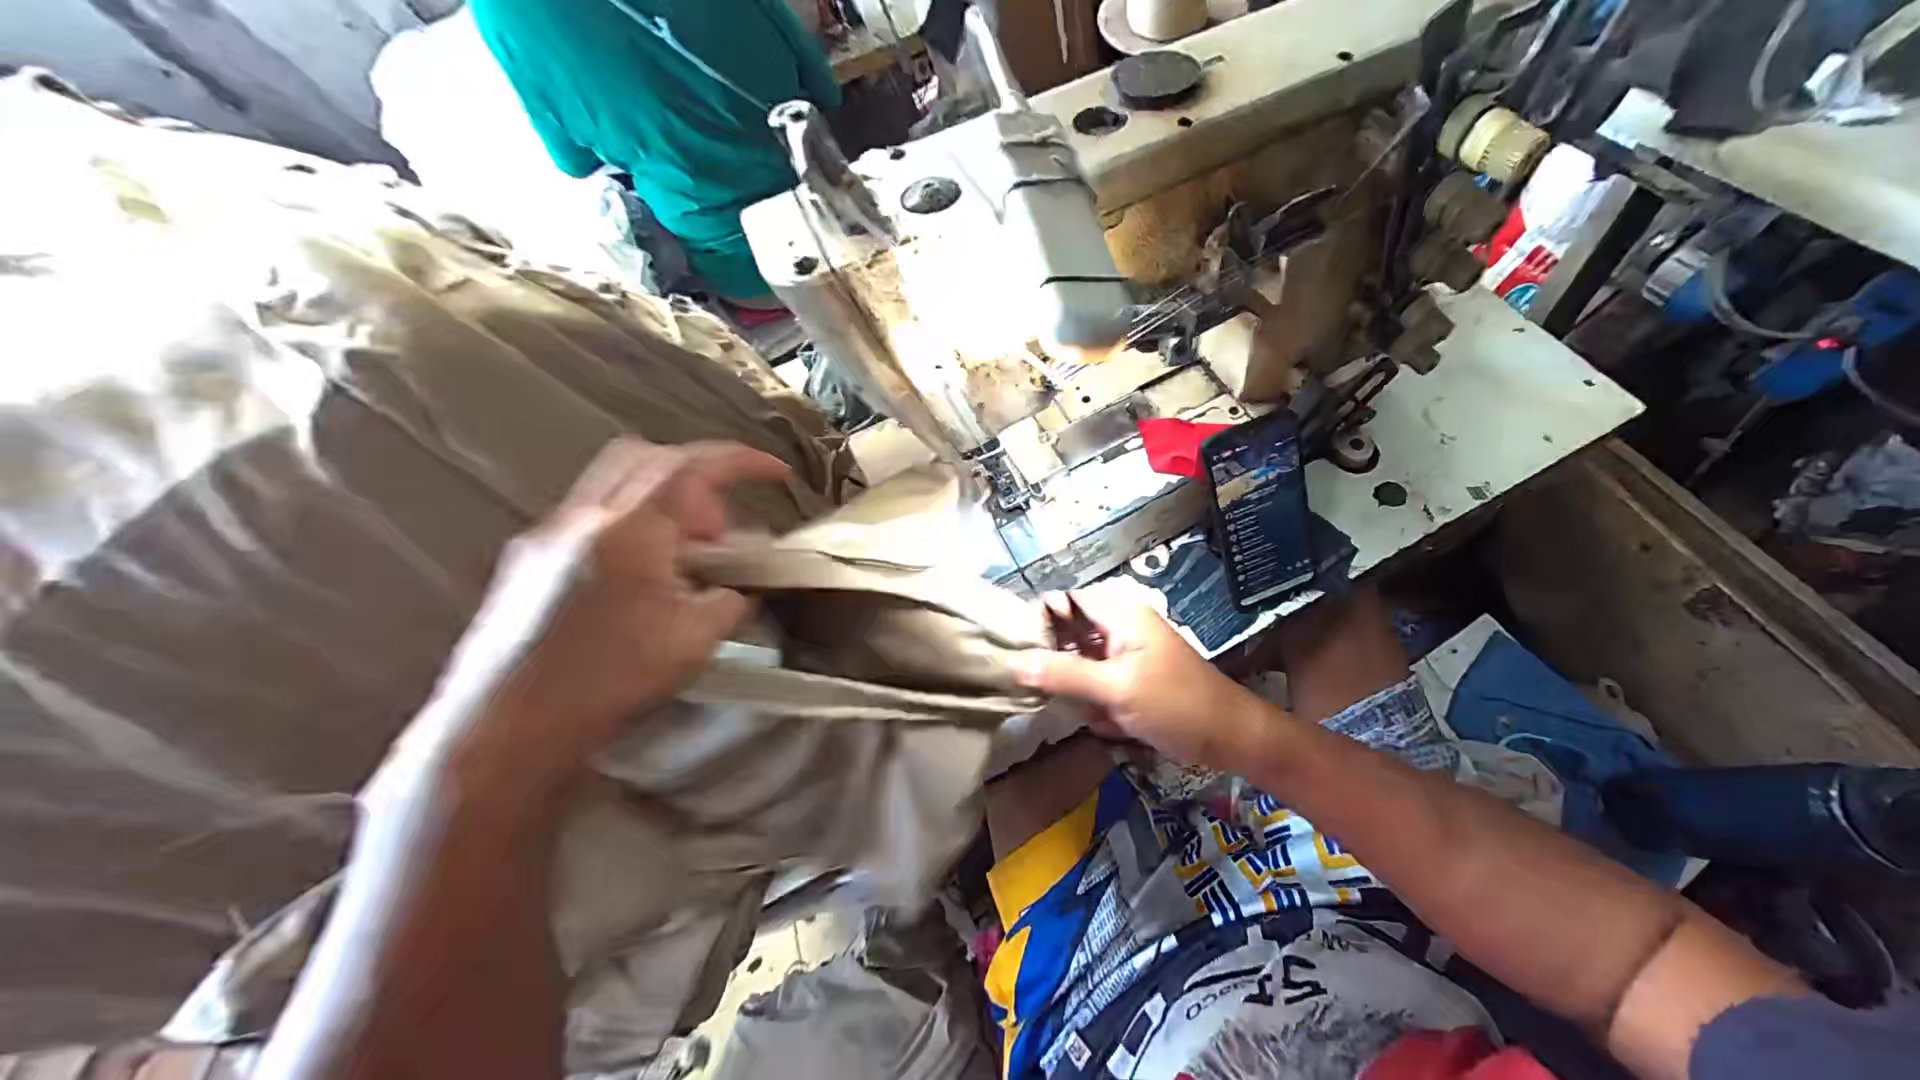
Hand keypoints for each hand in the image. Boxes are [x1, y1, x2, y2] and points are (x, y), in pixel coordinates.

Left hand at [413, 438, 789, 790]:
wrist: (510, 728)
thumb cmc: (605, 684)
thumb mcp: (694, 641)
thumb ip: (730, 601)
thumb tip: (740, 589)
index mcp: (629, 532)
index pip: (692, 467)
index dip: (742, 461)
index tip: (775, 473)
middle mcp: (583, 518)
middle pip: (649, 457)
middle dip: (698, 478)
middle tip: (718, 526)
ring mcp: (548, 535)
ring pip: (616, 482)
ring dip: (662, 501)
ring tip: (682, 557)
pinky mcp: (528, 560)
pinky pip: (592, 515)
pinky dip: (631, 525)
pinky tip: (641, 578)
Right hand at [1014, 591, 1277, 769]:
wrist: (1230, 739)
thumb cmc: (1177, 704)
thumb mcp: (1116, 689)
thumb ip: (1063, 674)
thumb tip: (1013, 662)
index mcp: (1119, 613)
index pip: (1064, 601)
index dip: (1040, 620)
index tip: (1020, 651)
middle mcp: (1117, 626)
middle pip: (1067, 635)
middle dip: (1060, 668)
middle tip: (1063, 694)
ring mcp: (1122, 654)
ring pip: (1077, 666)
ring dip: (1080, 693)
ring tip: (1100, 713)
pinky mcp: (1126, 680)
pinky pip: (1093, 687)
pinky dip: (1096, 706)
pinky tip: (1114, 723)